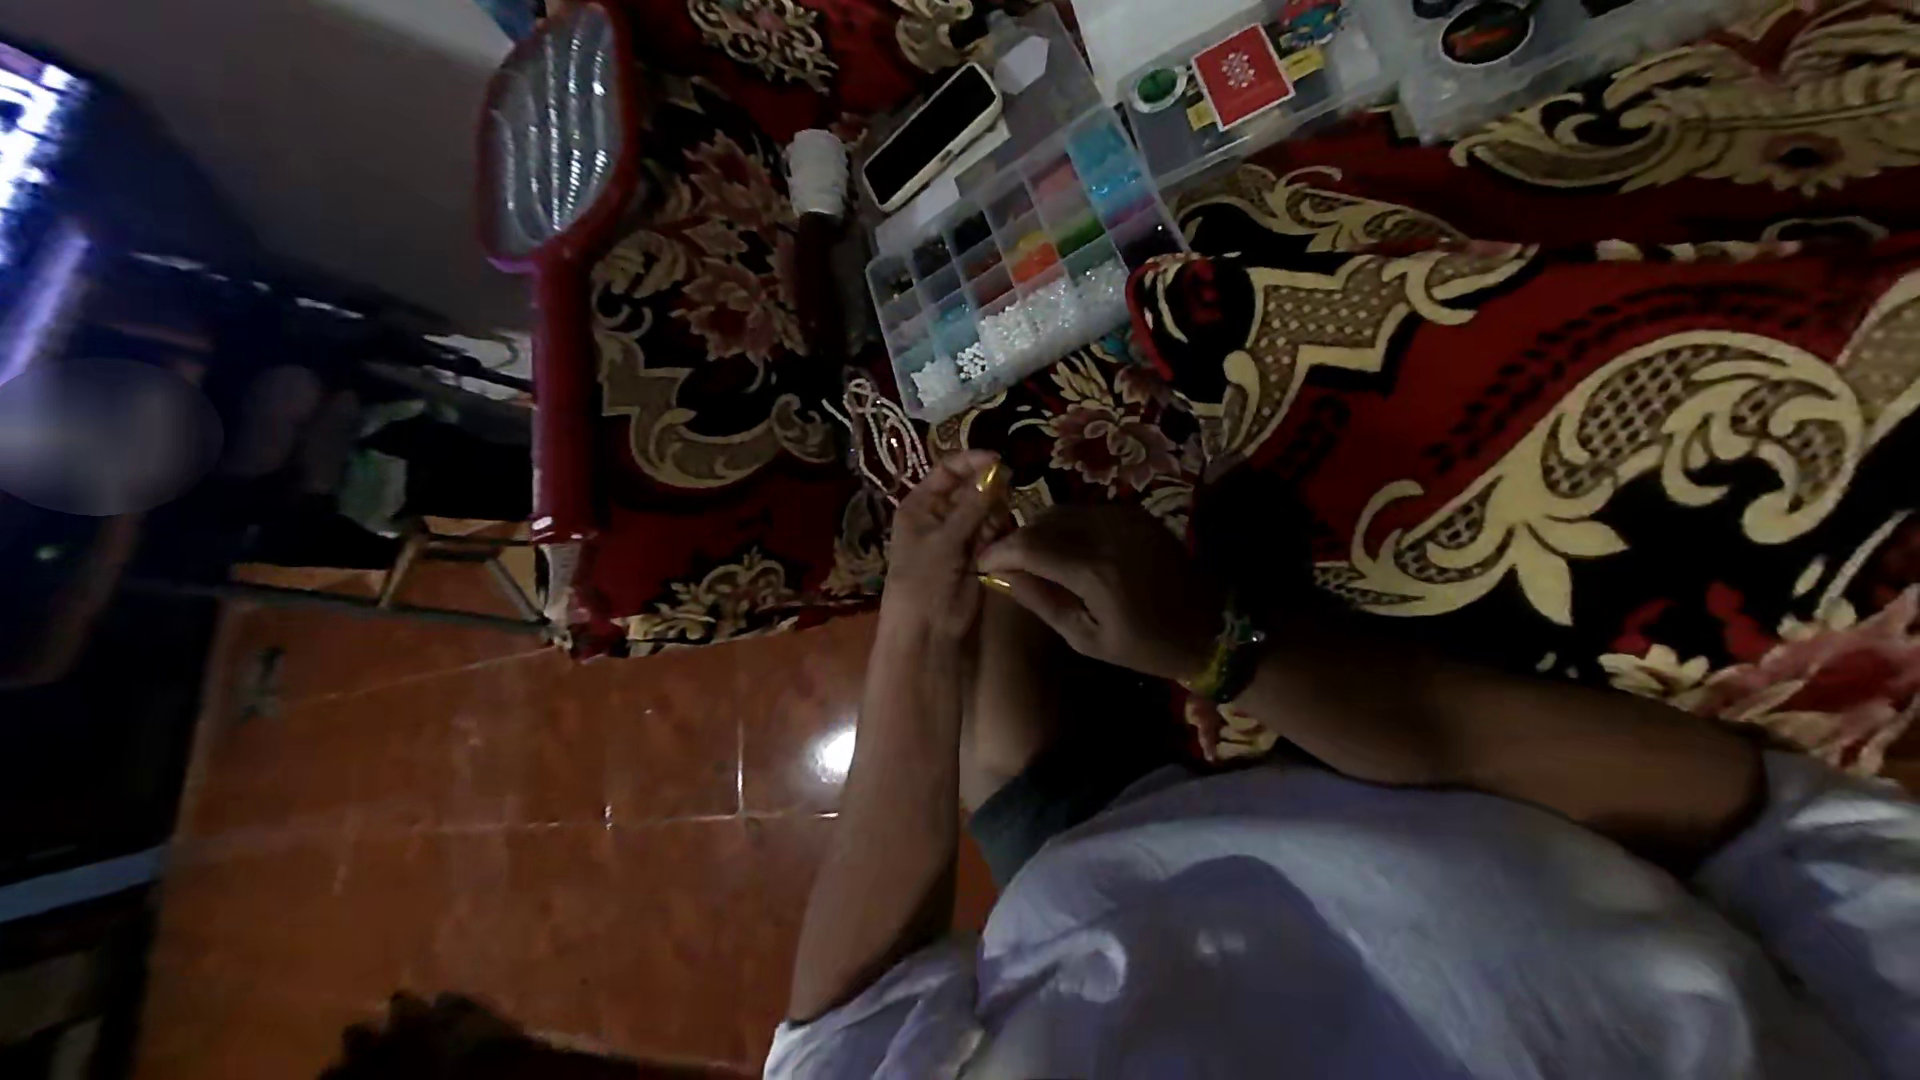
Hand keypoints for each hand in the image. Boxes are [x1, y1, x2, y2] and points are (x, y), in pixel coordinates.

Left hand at [881, 451, 1009, 638]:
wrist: (929, 627)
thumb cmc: (923, 579)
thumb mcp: (944, 539)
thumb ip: (972, 505)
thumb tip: (996, 471)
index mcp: (921, 504)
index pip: (948, 470)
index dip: (971, 462)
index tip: (998, 460)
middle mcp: (941, 514)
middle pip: (972, 487)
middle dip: (988, 491)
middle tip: (1003, 499)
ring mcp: (961, 533)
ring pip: (988, 509)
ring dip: (994, 515)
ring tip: (989, 535)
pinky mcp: (979, 551)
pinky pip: (995, 531)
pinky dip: (999, 533)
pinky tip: (995, 544)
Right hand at [978, 505, 1223, 680]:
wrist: (1210, 625)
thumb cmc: (1146, 645)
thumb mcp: (1087, 638)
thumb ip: (1043, 602)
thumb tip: (1003, 577)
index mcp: (1095, 571)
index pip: (1029, 547)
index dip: (1000, 552)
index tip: (982, 563)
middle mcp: (1107, 533)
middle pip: (1042, 521)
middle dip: (1017, 539)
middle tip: (1005, 562)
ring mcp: (1124, 517)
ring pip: (1061, 511)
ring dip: (1039, 530)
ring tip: (1032, 557)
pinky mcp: (1135, 513)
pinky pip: (1085, 511)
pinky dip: (1065, 525)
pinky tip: (1064, 548)